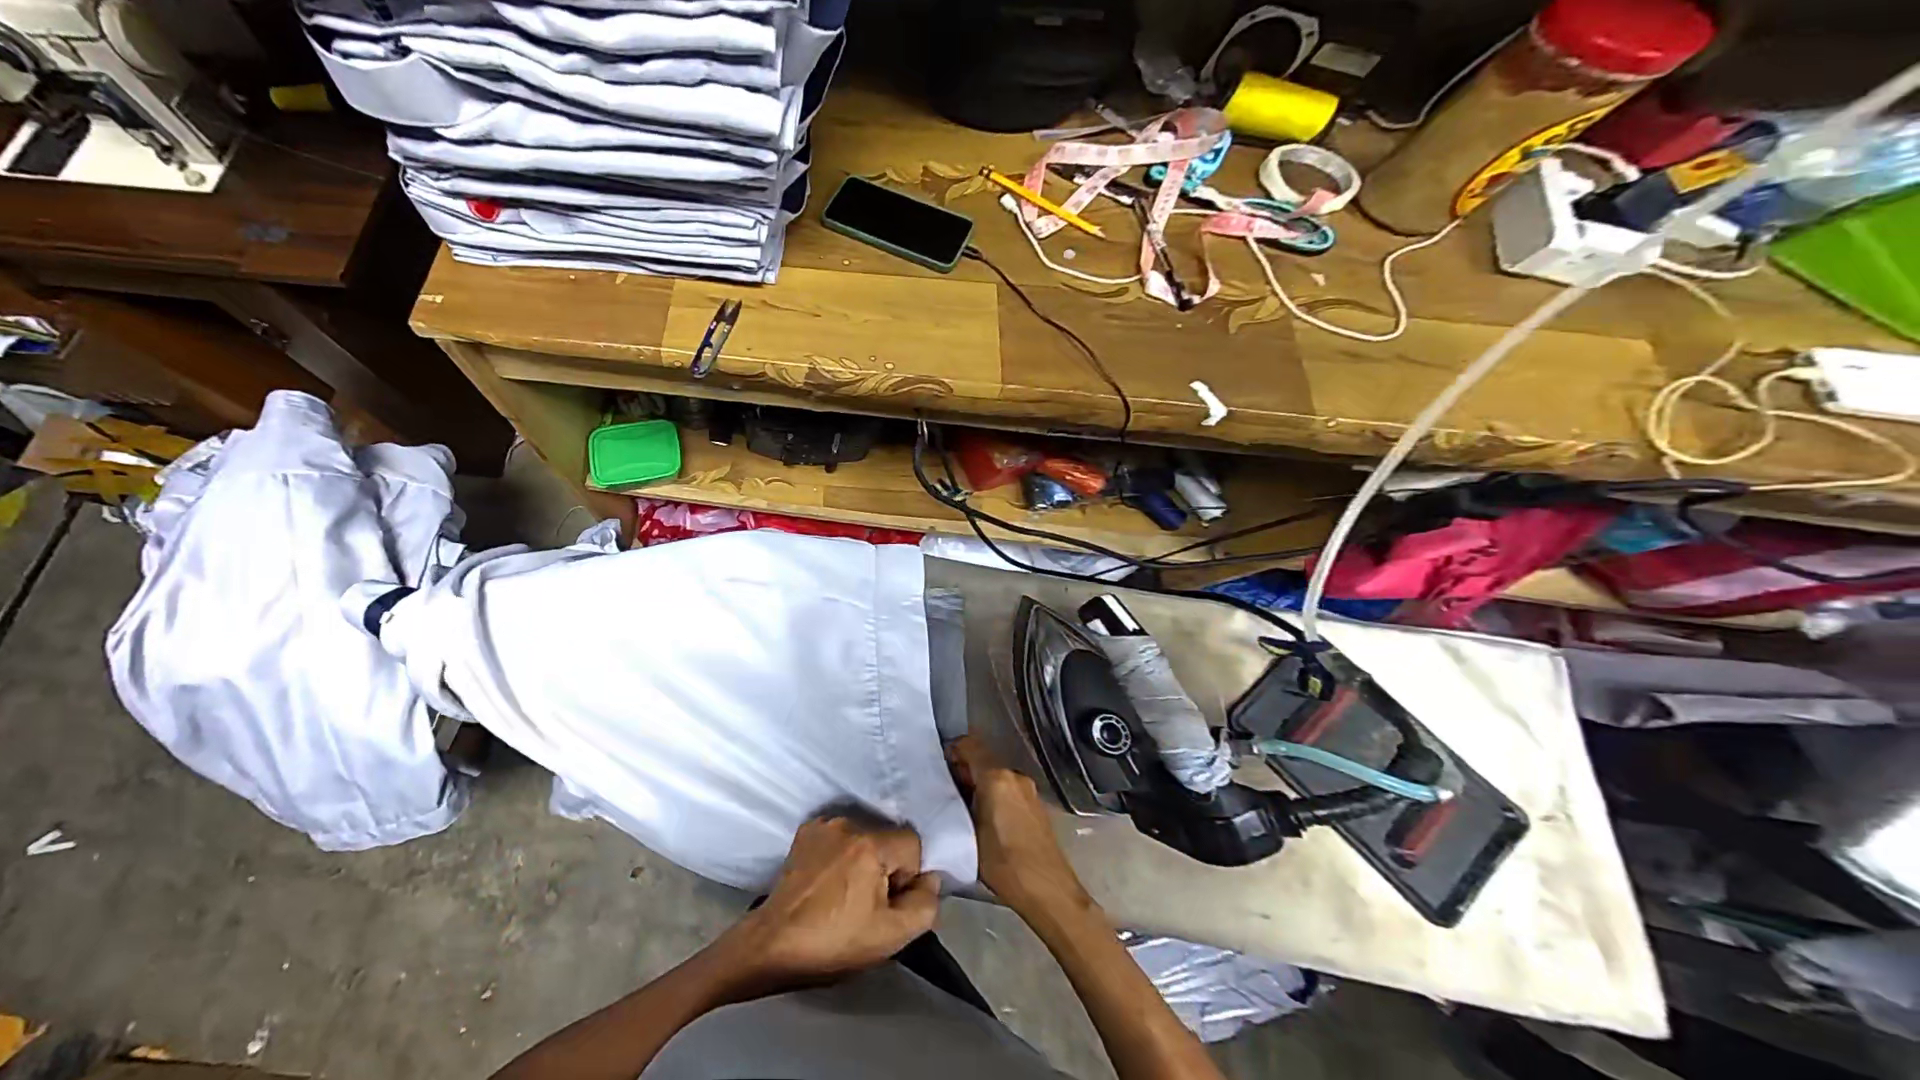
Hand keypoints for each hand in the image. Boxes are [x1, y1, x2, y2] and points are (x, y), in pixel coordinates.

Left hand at [719, 816, 940, 993]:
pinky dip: (842, 854)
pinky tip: (829, 881)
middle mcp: (847, 823)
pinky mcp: (805, 833)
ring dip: (864, 860)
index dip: (907, 878)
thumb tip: (930, 879)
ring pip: (864, 837)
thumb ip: (925, 905)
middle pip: (888, 839)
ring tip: (845, 894)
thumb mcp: (891, 936)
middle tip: (866, 904)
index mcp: (870, 844)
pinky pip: (840, 837)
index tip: (887, 904)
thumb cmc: (833, 943)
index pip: (913, 845)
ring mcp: (823, 825)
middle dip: (886, 868)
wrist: (771, 946)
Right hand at [947, 735, 1091, 919]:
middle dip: (964, 772)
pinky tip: (987, 821)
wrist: (1046, 888)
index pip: (970, 745)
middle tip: (946, 795)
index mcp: (997, 777)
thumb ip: (957, 805)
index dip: (952, 752)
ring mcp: (1029, 790)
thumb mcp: (968, 833)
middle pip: (984, 760)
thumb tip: (949, 793)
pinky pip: (1009, 789)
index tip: (938, 771)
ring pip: (997, 776)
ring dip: (979, 785)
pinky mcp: (1036, 804)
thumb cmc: (1003, 862)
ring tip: (964, 811)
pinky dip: (995, 796)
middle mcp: (1015, 775)